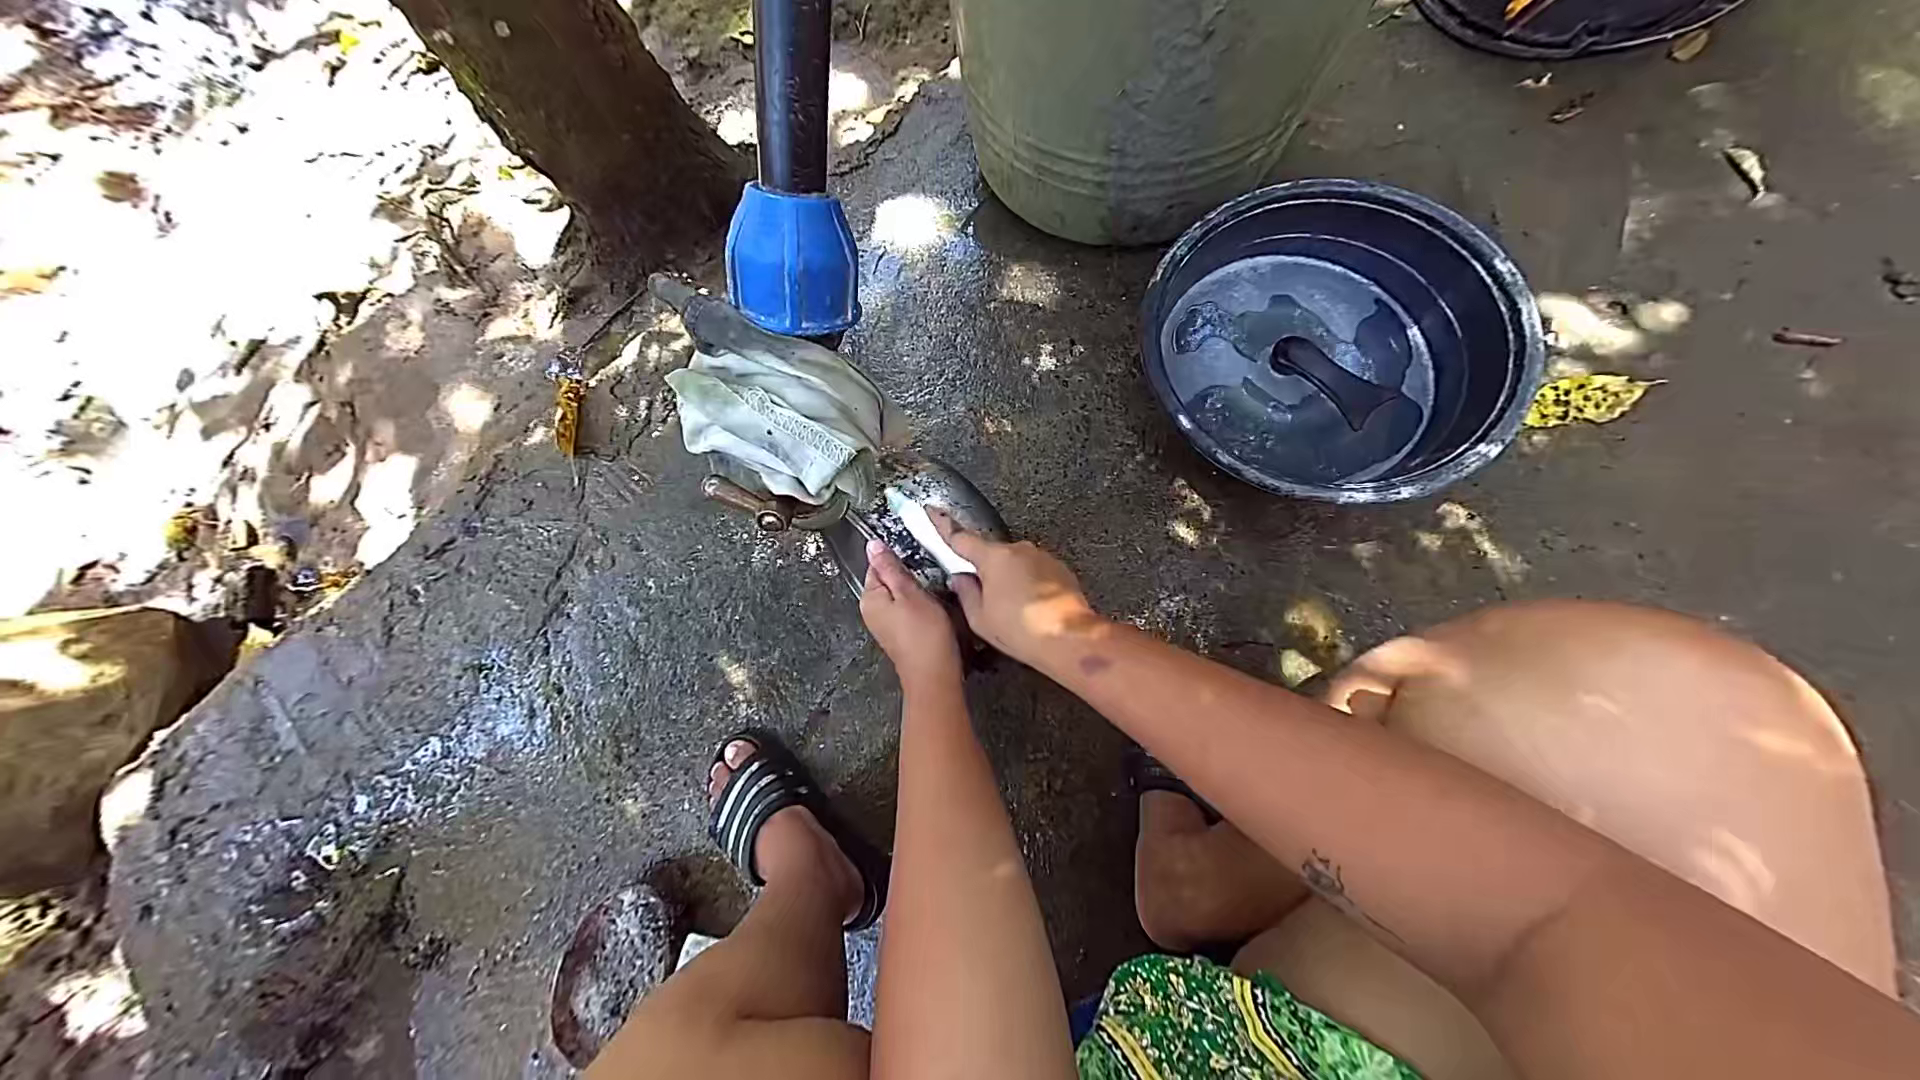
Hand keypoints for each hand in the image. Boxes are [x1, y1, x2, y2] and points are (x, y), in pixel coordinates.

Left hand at [860, 539, 961, 687]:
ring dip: (920, 592)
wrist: (935, 674)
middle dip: (910, 577)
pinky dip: (923, 607)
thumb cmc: (924, 636)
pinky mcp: (902, 633)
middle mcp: (873, 612)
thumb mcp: (909, 592)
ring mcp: (887, 624)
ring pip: (903, 595)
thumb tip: (873, 545)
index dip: (899, 560)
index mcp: (869, 599)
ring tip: (934, 596)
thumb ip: (890, 567)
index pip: (878, 564)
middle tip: (929, 581)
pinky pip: (910, 610)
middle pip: (890, 580)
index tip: (918, 562)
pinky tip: (935, 611)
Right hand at [930, 511, 1102, 662]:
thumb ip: (965, 593)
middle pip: (991, 555)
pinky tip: (1031, 611)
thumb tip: (960, 580)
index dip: (943, 525)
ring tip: (1015, 614)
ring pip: (1014, 565)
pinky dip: (1030, 588)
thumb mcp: (980, 618)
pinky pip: (1035, 573)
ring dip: (1010, 582)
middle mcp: (1019, 550)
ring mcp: (1042, 558)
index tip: (934, 512)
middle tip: (988, 604)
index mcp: (994, 558)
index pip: (961, 537)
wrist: (1068, 638)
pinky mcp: (1059, 569)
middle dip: (986, 574)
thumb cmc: (1024, 630)